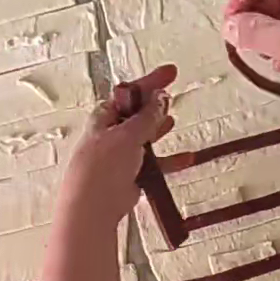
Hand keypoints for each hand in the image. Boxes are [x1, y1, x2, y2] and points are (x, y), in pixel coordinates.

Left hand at [58, 65, 176, 223]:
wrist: (93, 207)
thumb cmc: (103, 167)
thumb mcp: (128, 135)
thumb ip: (147, 117)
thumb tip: (160, 99)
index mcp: (103, 118)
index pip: (128, 94)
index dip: (149, 82)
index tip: (170, 72)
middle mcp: (109, 135)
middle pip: (135, 114)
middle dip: (153, 105)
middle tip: (171, 96)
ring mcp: (119, 156)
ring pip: (143, 138)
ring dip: (158, 130)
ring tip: (173, 121)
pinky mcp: (128, 177)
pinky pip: (151, 164)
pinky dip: (168, 160)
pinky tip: (186, 158)